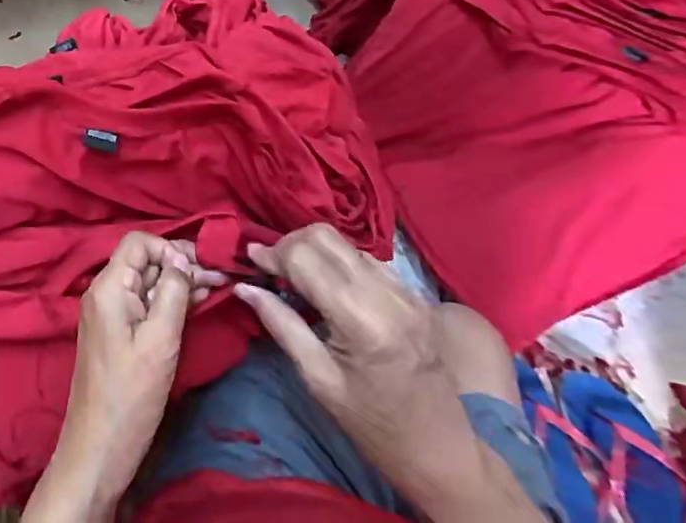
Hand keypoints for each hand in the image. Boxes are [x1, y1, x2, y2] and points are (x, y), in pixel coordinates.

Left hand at [30, 233, 223, 522]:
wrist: (98, 452)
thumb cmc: (130, 395)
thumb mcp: (160, 339)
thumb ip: (173, 291)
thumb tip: (183, 259)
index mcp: (108, 287)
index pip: (139, 242)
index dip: (170, 249)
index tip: (197, 270)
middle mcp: (105, 293)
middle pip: (145, 261)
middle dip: (181, 264)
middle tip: (218, 276)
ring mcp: (111, 314)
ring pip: (148, 283)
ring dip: (180, 282)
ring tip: (216, 286)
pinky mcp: (119, 334)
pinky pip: (146, 304)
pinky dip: (170, 301)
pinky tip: (198, 303)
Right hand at [233, 226, 477, 491]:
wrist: (440, 448)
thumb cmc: (373, 424)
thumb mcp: (319, 380)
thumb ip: (282, 325)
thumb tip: (246, 288)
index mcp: (361, 318)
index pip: (305, 257)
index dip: (272, 253)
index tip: (251, 260)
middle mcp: (385, 292)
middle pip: (324, 236)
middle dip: (290, 243)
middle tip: (271, 267)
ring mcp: (403, 287)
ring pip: (345, 241)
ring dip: (314, 249)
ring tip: (295, 274)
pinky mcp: (412, 290)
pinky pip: (365, 257)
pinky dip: (339, 260)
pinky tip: (328, 285)